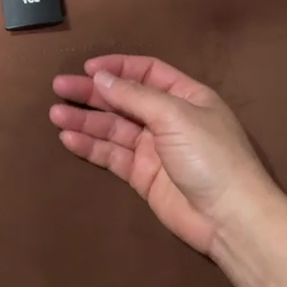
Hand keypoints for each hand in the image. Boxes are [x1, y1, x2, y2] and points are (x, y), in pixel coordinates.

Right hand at [50, 56, 277, 254]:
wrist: (231, 218)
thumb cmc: (211, 156)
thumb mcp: (175, 115)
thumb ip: (134, 96)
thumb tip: (101, 77)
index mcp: (186, 96)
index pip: (146, 72)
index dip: (117, 67)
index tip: (87, 68)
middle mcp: (169, 119)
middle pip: (124, 99)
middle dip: (92, 93)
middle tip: (59, 87)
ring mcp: (155, 149)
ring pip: (113, 128)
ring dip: (85, 120)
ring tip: (55, 114)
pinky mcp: (143, 176)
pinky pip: (112, 155)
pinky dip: (91, 146)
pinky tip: (68, 139)